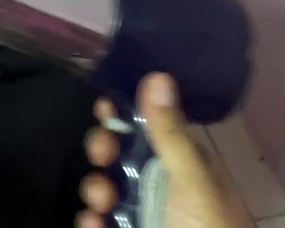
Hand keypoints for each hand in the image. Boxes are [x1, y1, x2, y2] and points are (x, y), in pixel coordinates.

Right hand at [77, 73, 251, 227]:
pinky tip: (93, 226)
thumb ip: (171, 134)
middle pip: (121, 153)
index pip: (149, 125)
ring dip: (95, 190)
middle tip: (101, 156)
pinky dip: (90, 223)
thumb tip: (158, 73)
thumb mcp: (193, 184)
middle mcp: (163, 187)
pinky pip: (98, 223)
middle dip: (103, 150)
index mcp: (185, 166)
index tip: (104, 108)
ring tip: (100, 206)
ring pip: (106, 188)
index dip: (124, 114)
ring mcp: (144, 218)